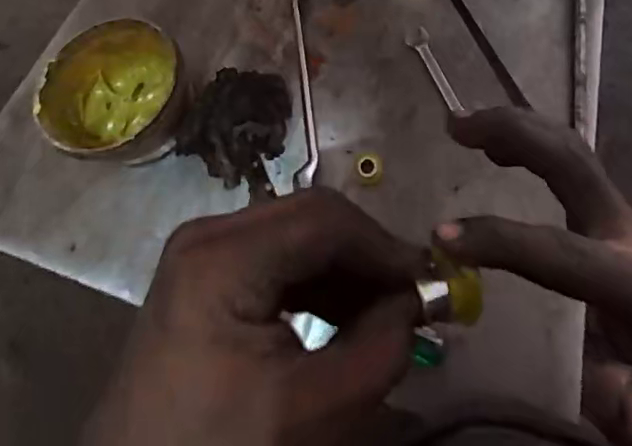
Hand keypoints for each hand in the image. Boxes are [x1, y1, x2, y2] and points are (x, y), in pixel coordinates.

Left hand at [89, 188, 426, 445]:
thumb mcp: (311, 412)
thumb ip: (379, 349)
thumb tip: (417, 301)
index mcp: (222, 257)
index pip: (325, 220)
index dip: (384, 246)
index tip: (428, 281)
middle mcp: (209, 233)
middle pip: (311, 218)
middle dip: (367, 255)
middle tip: (412, 296)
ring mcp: (203, 251)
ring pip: (298, 235)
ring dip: (346, 269)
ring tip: (385, 313)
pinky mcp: (205, 274)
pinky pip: (276, 258)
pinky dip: (317, 283)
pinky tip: (345, 316)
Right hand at [437, 107, 631, 445]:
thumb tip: (619, 396)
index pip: (565, 253)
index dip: (503, 240)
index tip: (444, 236)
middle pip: (575, 163)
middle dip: (517, 134)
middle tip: (458, 126)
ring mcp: (621, 220)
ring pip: (569, 151)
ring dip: (518, 128)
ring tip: (464, 125)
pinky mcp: (608, 220)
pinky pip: (565, 166)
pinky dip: (529, 142)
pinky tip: (497, 149)